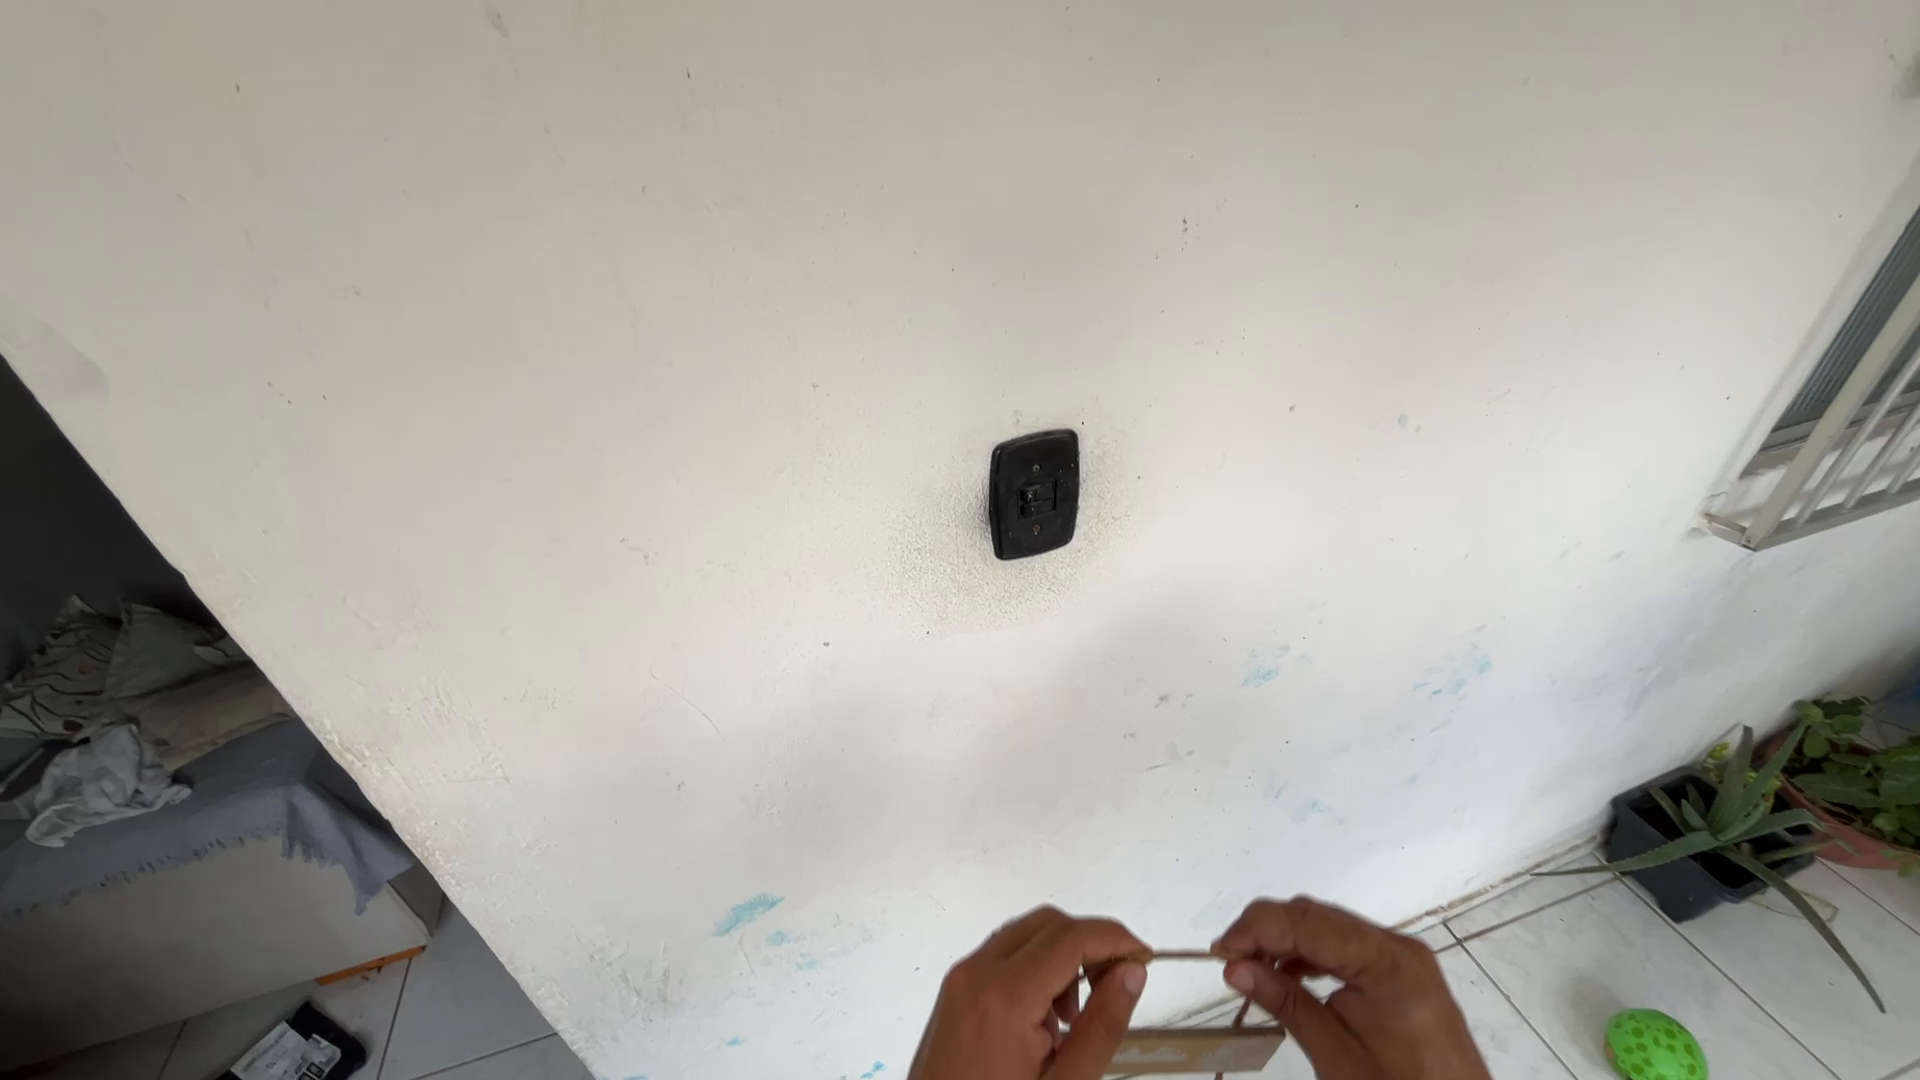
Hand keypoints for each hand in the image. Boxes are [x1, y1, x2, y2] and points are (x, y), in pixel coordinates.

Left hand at [908, 905, 1148, 1079]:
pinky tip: (1044, 1018)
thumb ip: (1102, 1026)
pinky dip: (1034, 966)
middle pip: (1047, 923)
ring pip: (1025, 933)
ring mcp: (960, 976)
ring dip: (1061, 956)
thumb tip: (1132, 971)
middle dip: (1089, 944)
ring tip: (1074, 1018)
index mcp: (1004, 995)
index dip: (1114, 938)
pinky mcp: (954, 988)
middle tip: (1115, 987)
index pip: (1070, 937)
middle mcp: (976, 970)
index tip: (1145, 957)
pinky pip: (1003, 954)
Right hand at [1216, 897, 1489, 1079]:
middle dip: (1265, 930)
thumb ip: (1286, 1004)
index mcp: (1388, 964)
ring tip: (1251, 967)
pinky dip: (1308, 951)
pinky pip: (1342, 942)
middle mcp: (1397, 946)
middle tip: (1229, 961)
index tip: (1220, 951)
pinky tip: (1286, 973)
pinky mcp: (1399, 969)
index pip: (1308, 923)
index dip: (1257, 929)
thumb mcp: (1338, 1060)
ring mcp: (1401, 955)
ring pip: (1325, 924)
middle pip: (1315, 916)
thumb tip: (1233, 968)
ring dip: (1283, 938)